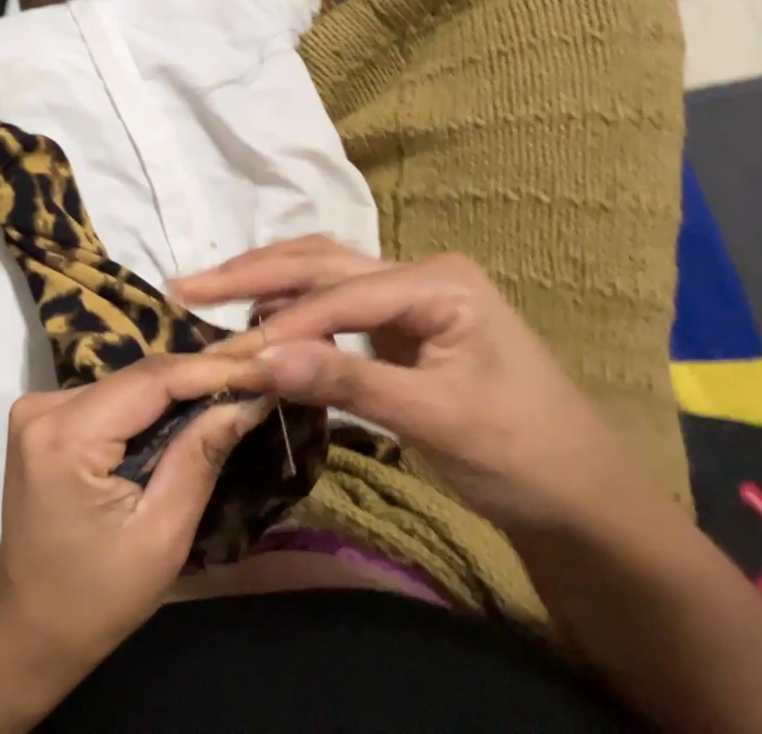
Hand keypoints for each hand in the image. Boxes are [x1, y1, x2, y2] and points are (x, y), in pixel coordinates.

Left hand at [0, 354, 274, 668]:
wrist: (35, 624)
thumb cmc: (100, 595)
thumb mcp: (162, 534)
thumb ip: (199, 458)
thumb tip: (246, 399)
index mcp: (63, 435)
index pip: (150, 378)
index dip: (214, 369)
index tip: (269, 367)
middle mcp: (41, 407)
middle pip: (138, 378)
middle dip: (203, 376)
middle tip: (265, 371)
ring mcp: (37, 411)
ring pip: (126, 386)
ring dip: (180, 391)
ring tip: (240, 386)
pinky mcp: (43, 423)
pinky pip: (110, 402)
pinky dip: (151, 408)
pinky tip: (193, 410)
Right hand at [172, 237, 649, 532]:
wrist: (579, 496)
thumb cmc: (523, 453)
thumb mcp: (436, 418)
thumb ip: (346, 382)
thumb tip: (259, 361)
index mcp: (439, 283)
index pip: (337, 296)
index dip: (279, 325)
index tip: (223, 353)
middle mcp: (419, 274)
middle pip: (318, 263)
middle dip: (249, 274)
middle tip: (183, 287)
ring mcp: (407, 298)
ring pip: (319, 275)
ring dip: (262, 285)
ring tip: (203, 296)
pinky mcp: (396, 327)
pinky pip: (329, 307)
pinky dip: (286, 312)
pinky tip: (254, 323)